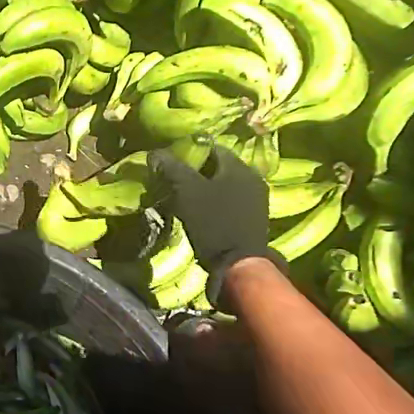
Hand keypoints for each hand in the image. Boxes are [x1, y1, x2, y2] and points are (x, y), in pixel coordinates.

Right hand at [147, 147, 284, 306]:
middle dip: (198, 173)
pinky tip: (203, 213)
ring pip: (226, 185)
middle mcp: (253, 178)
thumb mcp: (187, 192)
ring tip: (187, 199)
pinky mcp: (256, 219)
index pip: (212, 148)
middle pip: (220, 168)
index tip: (173, 164)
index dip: (190, 153)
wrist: (237, 265)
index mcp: (239, 167)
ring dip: (208, 189)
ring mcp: (257, 199)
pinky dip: (217, 203)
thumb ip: (172, 168)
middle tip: (176, 182)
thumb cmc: (213, 222)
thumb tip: (155, 153)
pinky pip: (233, 201)